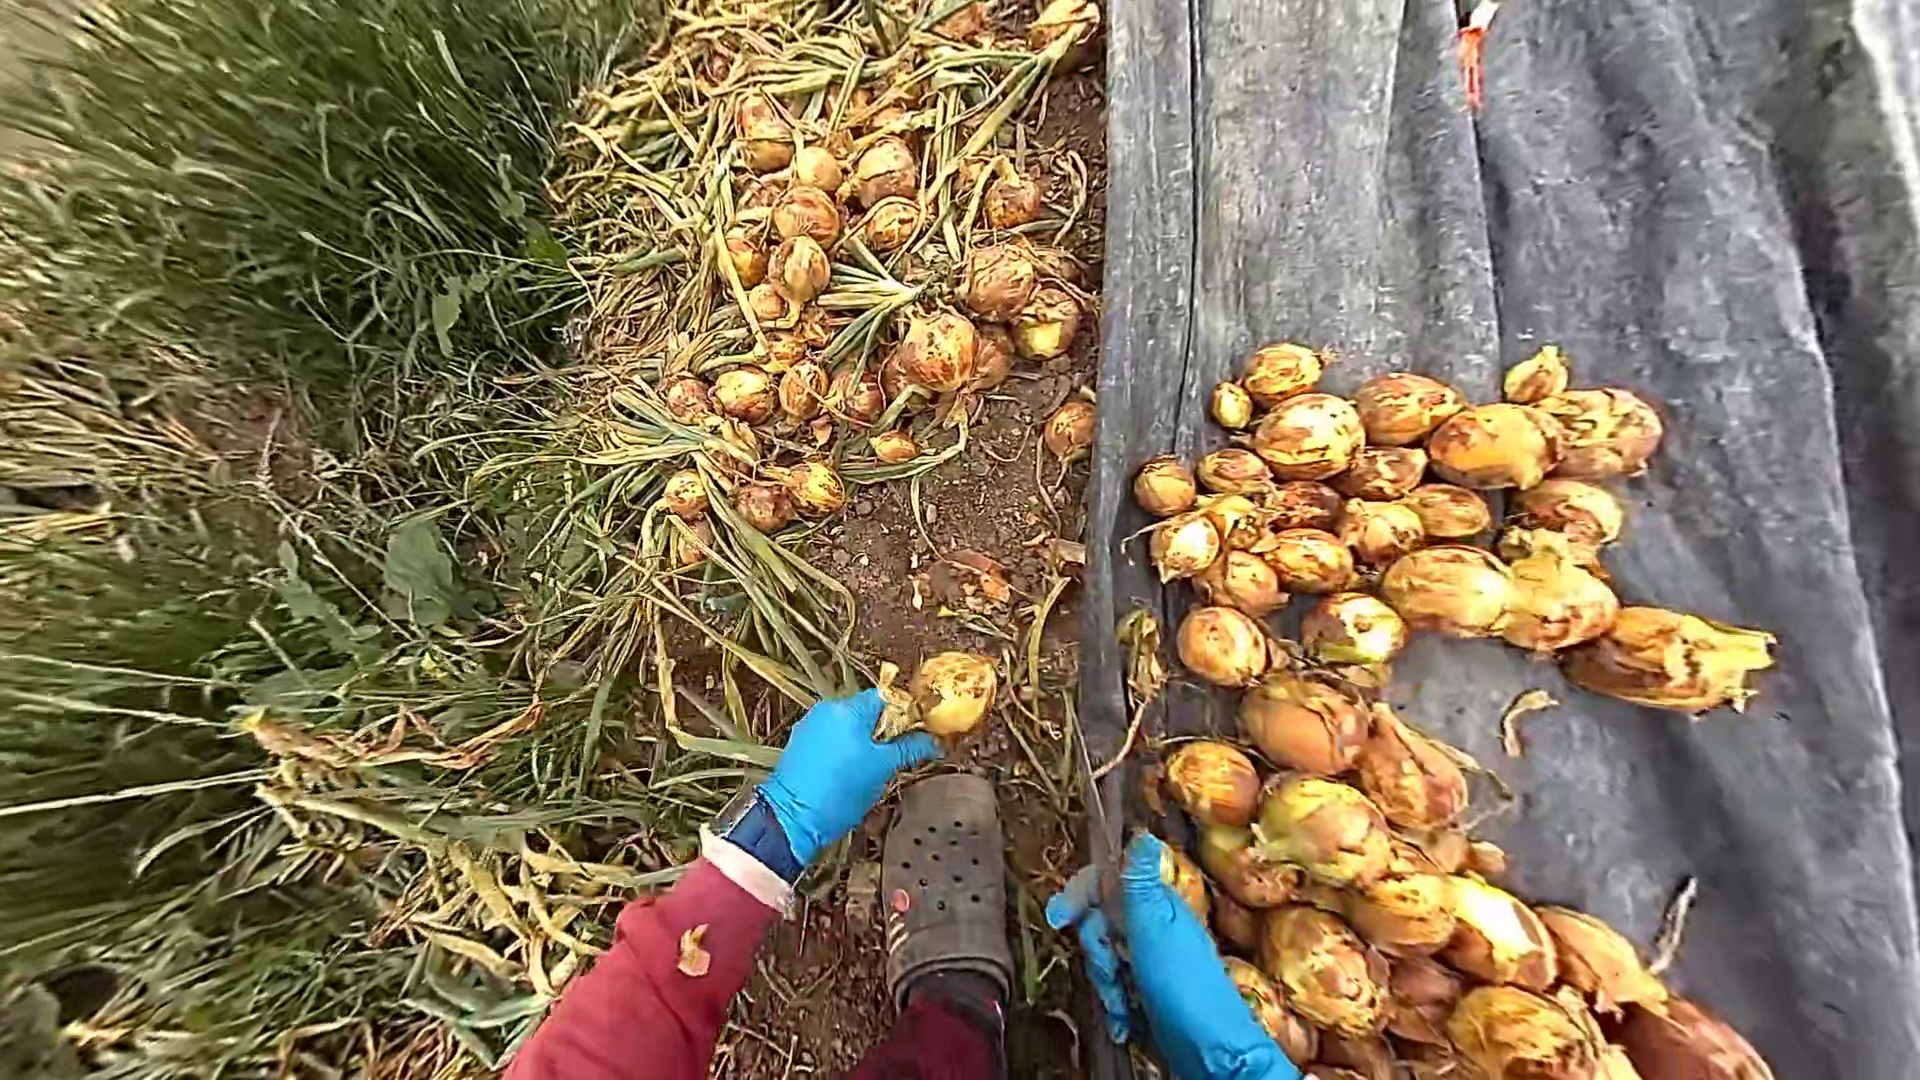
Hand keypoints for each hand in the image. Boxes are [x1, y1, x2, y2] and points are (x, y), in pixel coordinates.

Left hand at [758, 688, 939, 865]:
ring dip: (864, 740)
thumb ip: (909, 748)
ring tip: (873, 767)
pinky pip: (832, 737)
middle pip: (867, 710)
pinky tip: (849, 771)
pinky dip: (844, 748)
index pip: (886, 697)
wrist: (790, 821)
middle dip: (885, 730)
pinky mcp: (800, 743)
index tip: (916, 733)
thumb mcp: (882, 769)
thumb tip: (935, 741)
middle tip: (897, 754)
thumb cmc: (840, 791)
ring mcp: (811, 725)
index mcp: (848, 709)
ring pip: (849, 725)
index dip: (905, 713)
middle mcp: (827, 709)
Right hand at [1047, 834, 1300, 1079]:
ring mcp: (1150, 959)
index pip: (1103, 880)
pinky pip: (1116, 986)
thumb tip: (1142, 833)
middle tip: (1111, 969)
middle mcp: (1150, 924)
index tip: (1057, 918)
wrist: (1215, 1056)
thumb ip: (1140, 880)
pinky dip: (1115, 1004)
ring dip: (1105, 980)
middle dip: (1095, 948)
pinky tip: (1124, 1021)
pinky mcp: (1148, 992)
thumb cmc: (1182, 983)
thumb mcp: (1154, 925)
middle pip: (1099, 920)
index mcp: (1152, 901)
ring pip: (1104, 955)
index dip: (1077, 894)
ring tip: (1122, 1003)